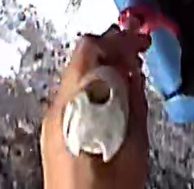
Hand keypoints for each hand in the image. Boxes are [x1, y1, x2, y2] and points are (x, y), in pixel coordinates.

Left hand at [40, 28, 151, 188]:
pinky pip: (74, 93)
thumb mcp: (133, 154)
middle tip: (138, 51)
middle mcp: (56, 106)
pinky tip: (115, 97)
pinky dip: (95, 86)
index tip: (141, 39)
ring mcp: (51, 118)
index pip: (90, 49)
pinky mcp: (53, 131)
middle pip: (80, 57)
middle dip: (111, 48)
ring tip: (131, 72)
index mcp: (75, 106)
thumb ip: (135, 109)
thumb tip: (135, 75)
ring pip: (77, 73)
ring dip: (104, 66)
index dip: (119, 39)